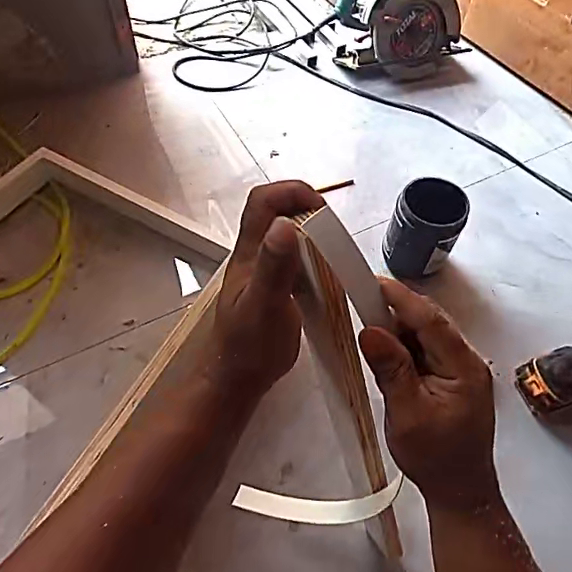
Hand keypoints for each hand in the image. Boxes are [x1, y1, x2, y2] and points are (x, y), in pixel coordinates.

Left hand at [206, 181, 324, 398]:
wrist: (237, 379)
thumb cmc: (249, 347)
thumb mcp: (265, 305)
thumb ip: (274, 266)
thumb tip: (284, 224)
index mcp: (249, 254)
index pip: (262, 201)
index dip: (290, 192)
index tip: (320, 208)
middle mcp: (255, 255)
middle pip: (275, 211)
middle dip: (306, 207)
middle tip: (332, 228)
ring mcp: (264, 270)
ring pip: (285, 233)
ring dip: (311, 230)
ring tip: (334, 247)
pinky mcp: (276, 286)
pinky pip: (295, 257)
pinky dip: (314, 253)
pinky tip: (328, 271)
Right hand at [358, 279, 499, 512]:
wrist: (460, 491)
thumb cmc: (435, 459)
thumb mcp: (407, 416)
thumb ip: (391, 371)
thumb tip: (370, 331)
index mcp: (464, 367)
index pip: (432, 322)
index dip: (403, 299)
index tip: (375, 282)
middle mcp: (468, 361)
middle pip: (432, 324)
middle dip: (399, 312)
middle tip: (364, 304)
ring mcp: (463, 370)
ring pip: (429, 336)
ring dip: (401, 330)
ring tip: (371, 328)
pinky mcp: (454, 379)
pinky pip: (429, 351)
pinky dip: (407, 347)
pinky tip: (389, 352)